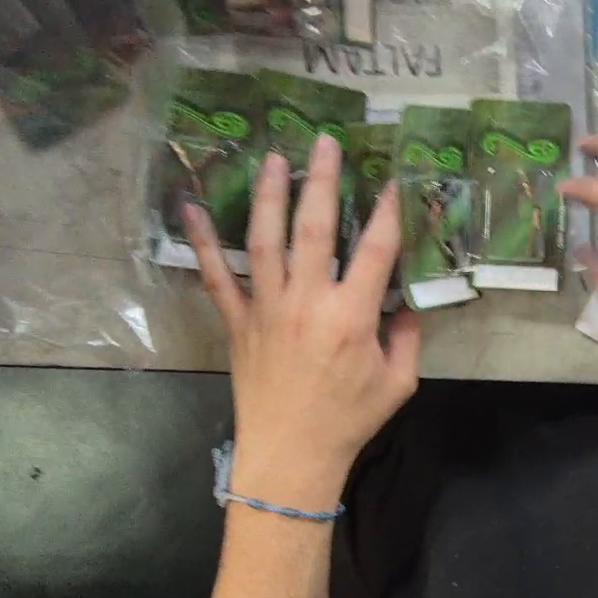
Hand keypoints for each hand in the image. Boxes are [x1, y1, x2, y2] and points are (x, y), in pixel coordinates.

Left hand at [185, 139, 420, 509]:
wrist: (292, 454)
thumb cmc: (350, 419)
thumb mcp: (399, 383)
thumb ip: (407, 338)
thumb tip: (405, 303)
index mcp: (352, 316)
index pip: (376, 251)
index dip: (388, 213)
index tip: (393, 182)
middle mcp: (308, 301)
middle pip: (316, 228)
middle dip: (323, 181)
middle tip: (326, 143)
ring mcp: (267, 307)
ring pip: (265, 239)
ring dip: (269, 194)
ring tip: (275, 157)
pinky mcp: (237, 322)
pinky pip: (216, 276)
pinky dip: (201, 241)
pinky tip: (190, 206)